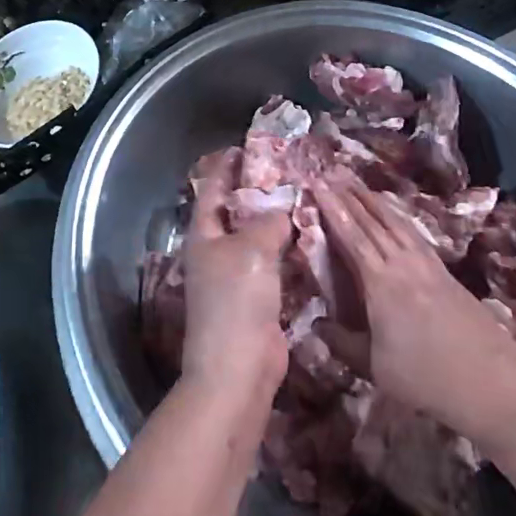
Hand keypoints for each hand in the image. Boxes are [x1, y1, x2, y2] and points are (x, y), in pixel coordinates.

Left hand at [179, 166, 291, 401]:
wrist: (238, 366)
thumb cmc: (235, 300)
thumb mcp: (251, 251)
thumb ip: (267, 223)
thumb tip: (281, 208)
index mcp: (203, 234)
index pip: (212, 192)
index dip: (225, 169)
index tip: (242, 149)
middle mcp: (217, 251)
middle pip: (236, 214)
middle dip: (258, 194)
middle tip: (287, 172)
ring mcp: (237, 276)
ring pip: (258, 240)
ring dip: (277, 223)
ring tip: (305, 199)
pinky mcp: (258, 298)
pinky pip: (275, 266)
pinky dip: (290, 252)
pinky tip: (312, 239)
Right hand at [310, 179, 515, 440]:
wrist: (500, 387)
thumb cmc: (430, 377)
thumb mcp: (375, 366)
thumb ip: (341, 342)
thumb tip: (315, 323)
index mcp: (380, 282)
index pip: (351, 235)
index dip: (331, 208)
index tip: (315, 183)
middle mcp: (403, 265)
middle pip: (372, 221)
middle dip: (349, 194)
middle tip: (329, 170)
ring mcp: (428, 267)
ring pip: (395, 223)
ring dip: (373, 200)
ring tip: (356, 182)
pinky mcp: (445, 275)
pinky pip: (413, 234)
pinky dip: (397, 217)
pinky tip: (393, 215)